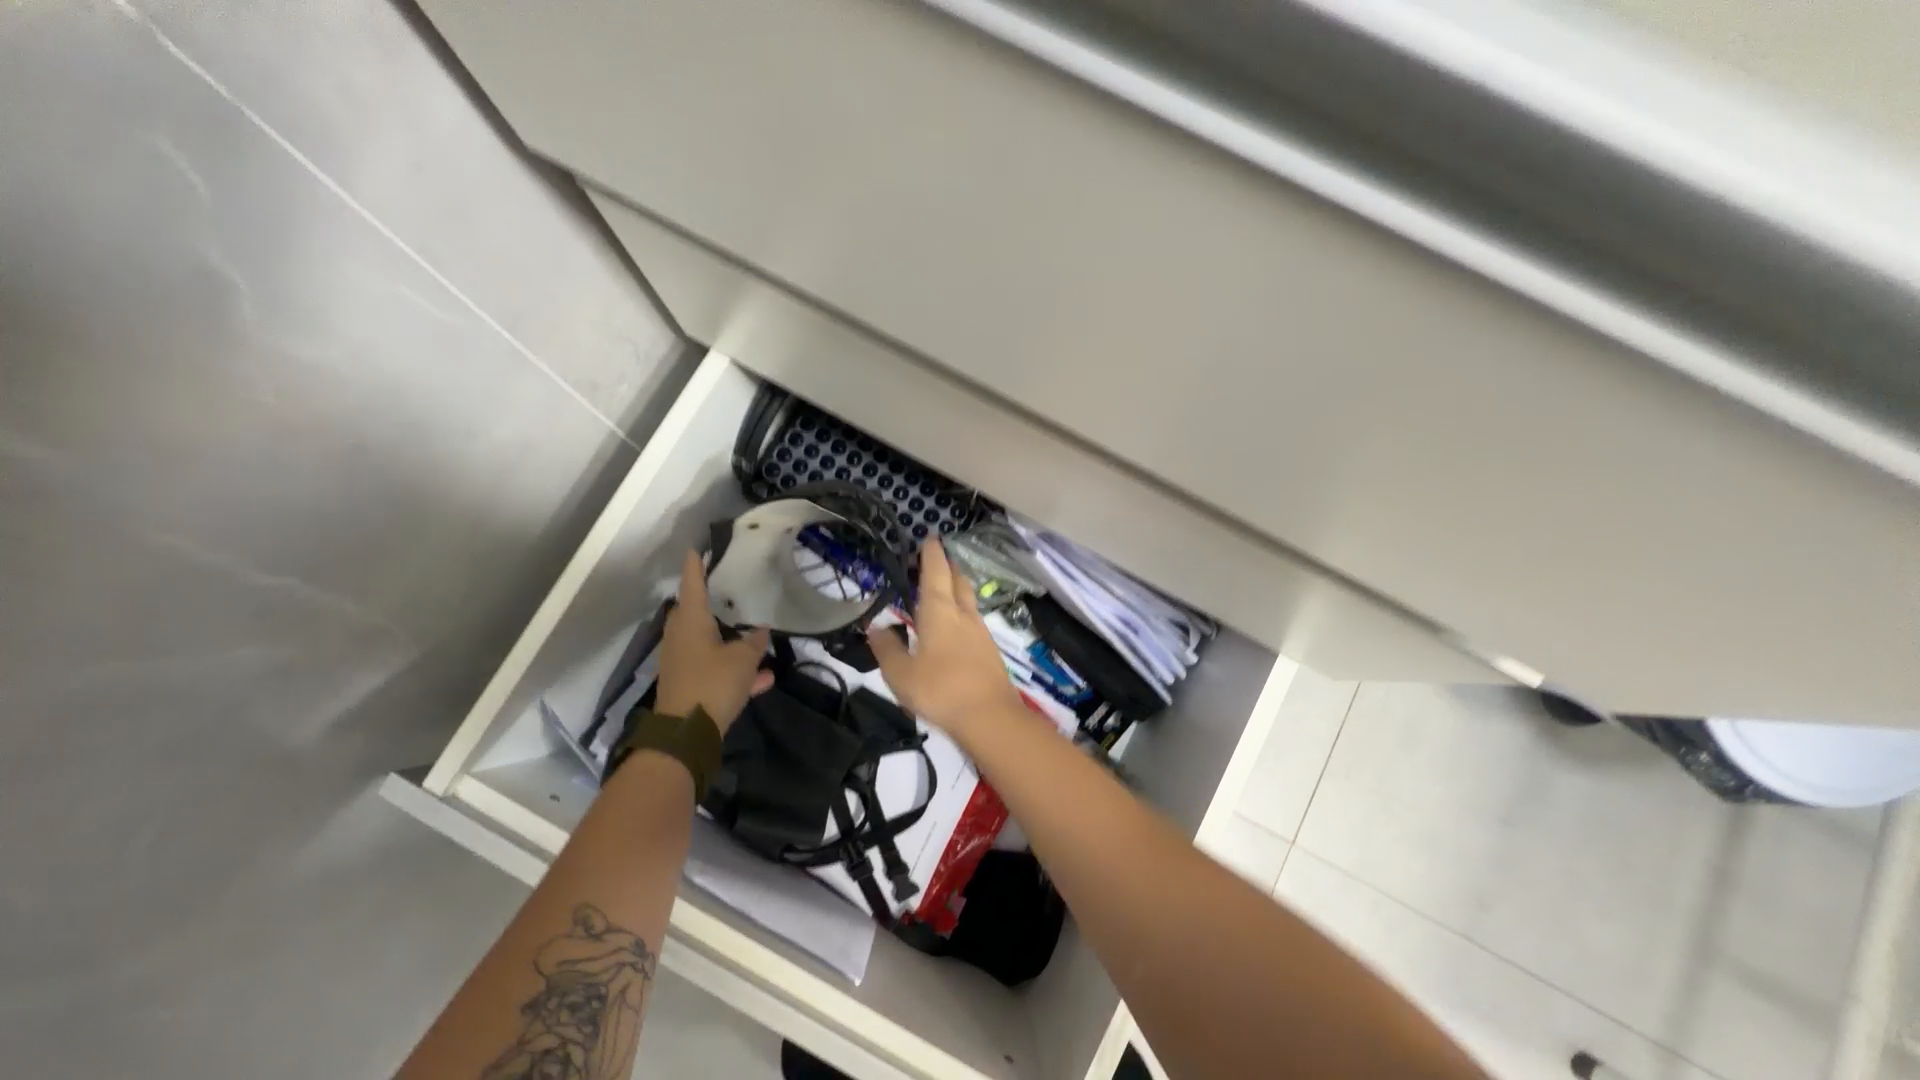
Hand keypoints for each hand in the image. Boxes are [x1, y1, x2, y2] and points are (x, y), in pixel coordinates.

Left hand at [655, 550, 772, 731]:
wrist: (686, 733)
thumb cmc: (712, 683)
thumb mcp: (742, 660)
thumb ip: (754, 643)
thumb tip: (760, 630)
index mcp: (690, 621)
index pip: (692, 583)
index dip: (695, 565)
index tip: (695, 548)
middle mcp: (681, 636)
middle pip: (695, 613)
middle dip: (712, 603)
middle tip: (729, 590)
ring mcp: (683, 661)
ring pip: (709, 643)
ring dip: (730, 641)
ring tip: (755, 637)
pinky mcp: (689, 684)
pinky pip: (715, 668)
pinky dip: (734, 670)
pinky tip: (763, 679)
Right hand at [869, 537, 1023, 740]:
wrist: (990, 717)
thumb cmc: (939, 690)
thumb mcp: (900, 674)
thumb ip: (886, 649)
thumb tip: (874, 626)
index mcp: (940, 611)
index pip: (936, 571)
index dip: (931, 553)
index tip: (929, 538)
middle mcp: (963, 615)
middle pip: (958, 581)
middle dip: (947, 568)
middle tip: (935, 562)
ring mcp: (981, 633)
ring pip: (968, 601)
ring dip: (956, 591)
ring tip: (942, 594)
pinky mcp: (989, 652)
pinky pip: (973, 623)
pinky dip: (961, 616)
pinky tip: (953, 630)